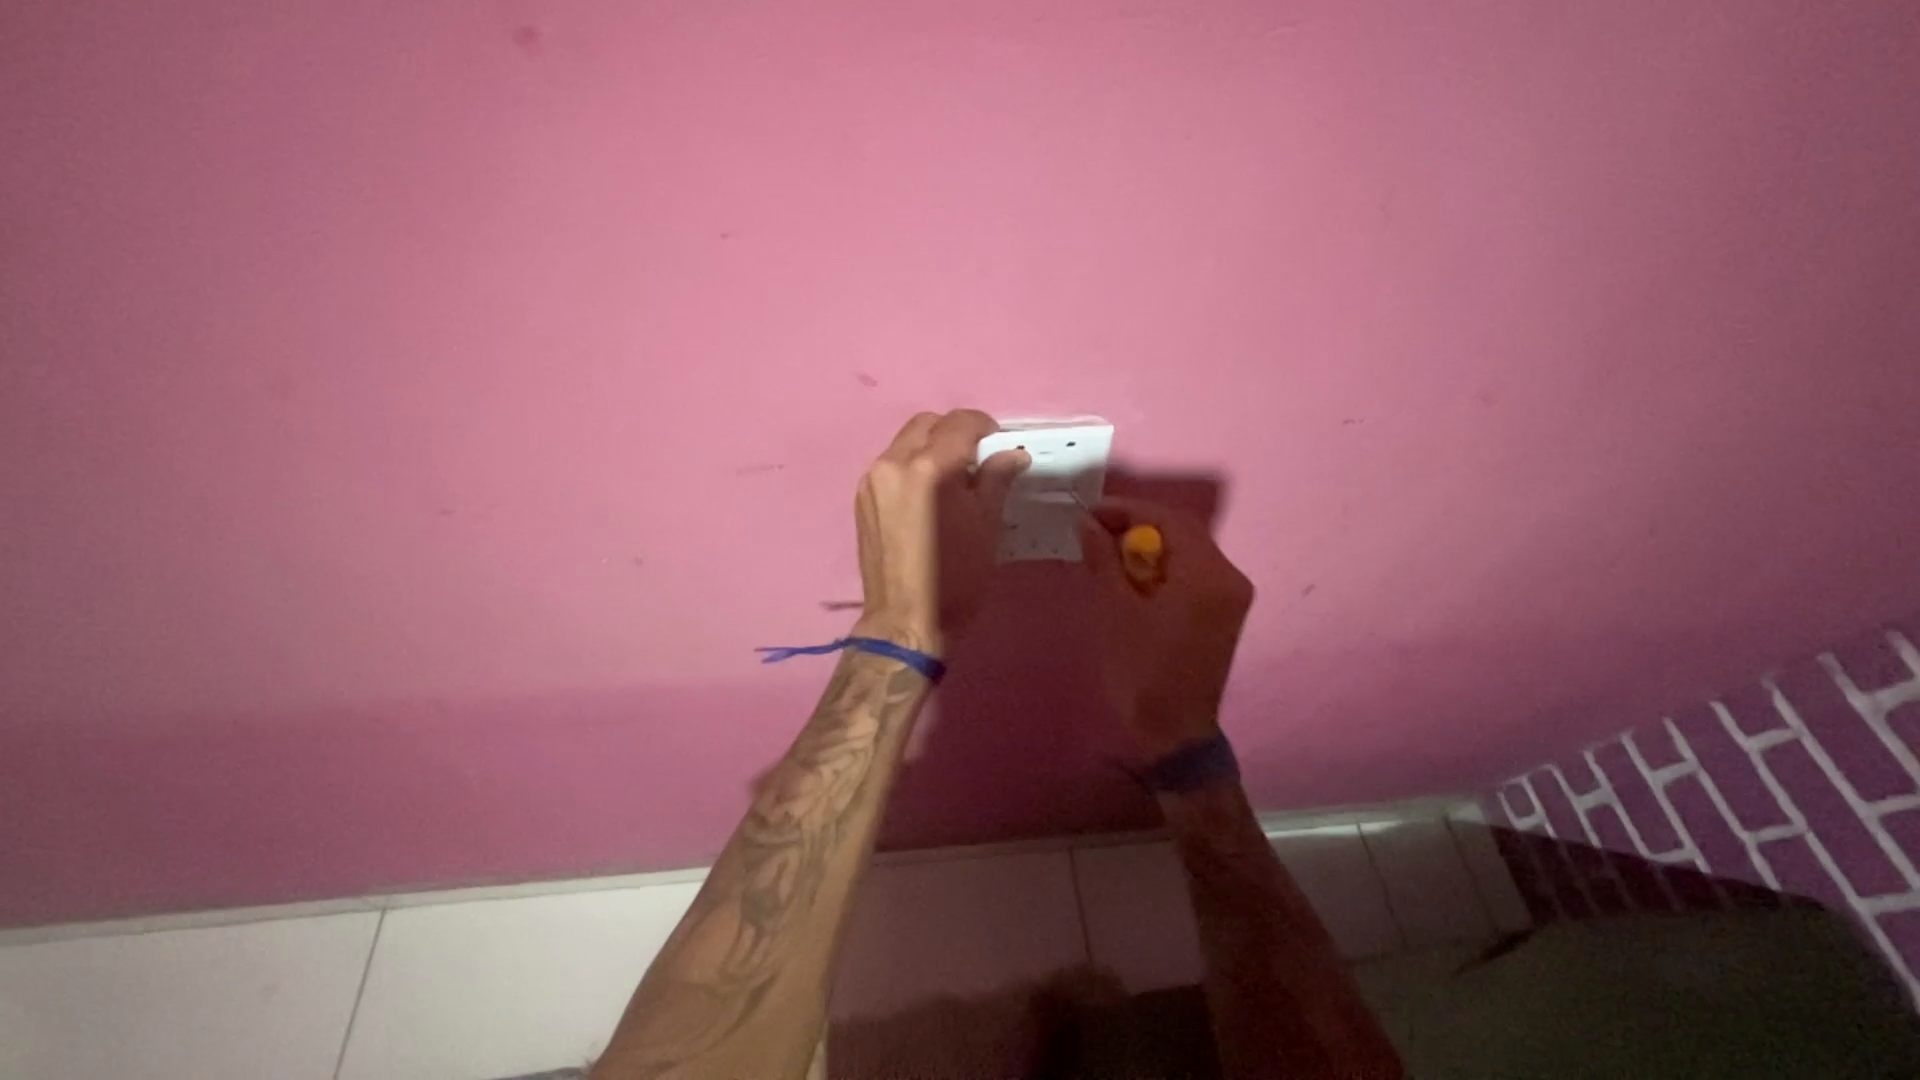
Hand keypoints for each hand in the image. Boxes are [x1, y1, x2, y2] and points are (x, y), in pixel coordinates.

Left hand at [853, 410, 1028, 653]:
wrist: (906, 620)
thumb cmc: (956, 577)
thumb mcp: (986, 526)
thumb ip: (996, 479)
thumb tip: (1012, 452)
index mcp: (931, 468)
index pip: (960, 422)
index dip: (984, 427)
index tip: (998, 446)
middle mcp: (895, 463)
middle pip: (927, 424)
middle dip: (954, 433)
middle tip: (975, 460)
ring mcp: (873, 479)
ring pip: (905, 441)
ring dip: (930, 448)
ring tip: (951, 480)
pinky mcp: (862, 497)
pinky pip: (890, 464)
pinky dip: (911, 466)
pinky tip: (927, 496)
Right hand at [1077, 498, 1254, 760]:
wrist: (1172, 733)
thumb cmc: (1142, 673)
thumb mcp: (1115, 611)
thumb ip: (1104, 560)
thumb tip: (1088, 524)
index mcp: (1208, 576)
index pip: (1170, 521)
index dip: (1129, 510)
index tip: (1091, 513)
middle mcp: (1229, 579)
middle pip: (1183, 533)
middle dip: (1137, 527)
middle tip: (1096, 532)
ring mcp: (1231, 597)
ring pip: (1188, 551)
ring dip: (1149, 547)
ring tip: (1108, 554)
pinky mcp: (1223, 613)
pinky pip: (1192, 574)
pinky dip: (1163, 568)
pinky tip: (1132, 578)